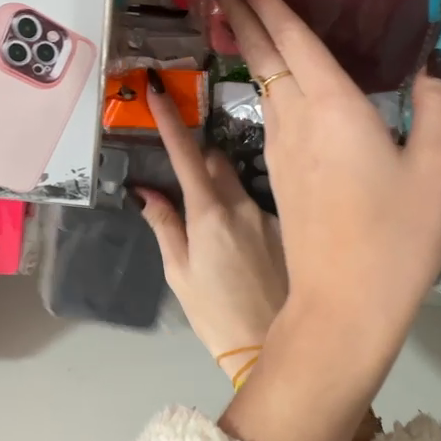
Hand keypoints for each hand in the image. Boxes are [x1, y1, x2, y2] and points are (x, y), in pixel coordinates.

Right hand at [134, 69, 287, 376]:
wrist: (277, 354)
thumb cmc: (217, 316)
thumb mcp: (179, 274)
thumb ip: (164, 226)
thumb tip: (146, 192)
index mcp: (209, 214)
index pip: (185, 154)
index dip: (169, 119)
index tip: (158, 86)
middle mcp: (243, 204)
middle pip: (218, 160)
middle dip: (202, 157)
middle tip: (191, 169)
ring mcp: (273, 215)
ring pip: (243, 181)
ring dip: (227, 184)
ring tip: (220, 213)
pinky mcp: (293, 231)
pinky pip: (265, 203)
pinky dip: (250, 209)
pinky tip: (252, 240)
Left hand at [220, 0, 440, 348]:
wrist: (343, 301)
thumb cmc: (395, 237)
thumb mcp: (439, 174)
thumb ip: (439, 113)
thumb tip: (432, 71)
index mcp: (332, 107)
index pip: (293, 40)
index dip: (269, 4)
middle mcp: (295, 117)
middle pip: (260, 52)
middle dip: (237, 12)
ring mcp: (280, 143)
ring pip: (258, 79)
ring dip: (245, 42)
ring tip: (235, 14)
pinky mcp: (278, 169)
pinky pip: (267, 107)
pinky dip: (261, 78)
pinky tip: (272, 79)